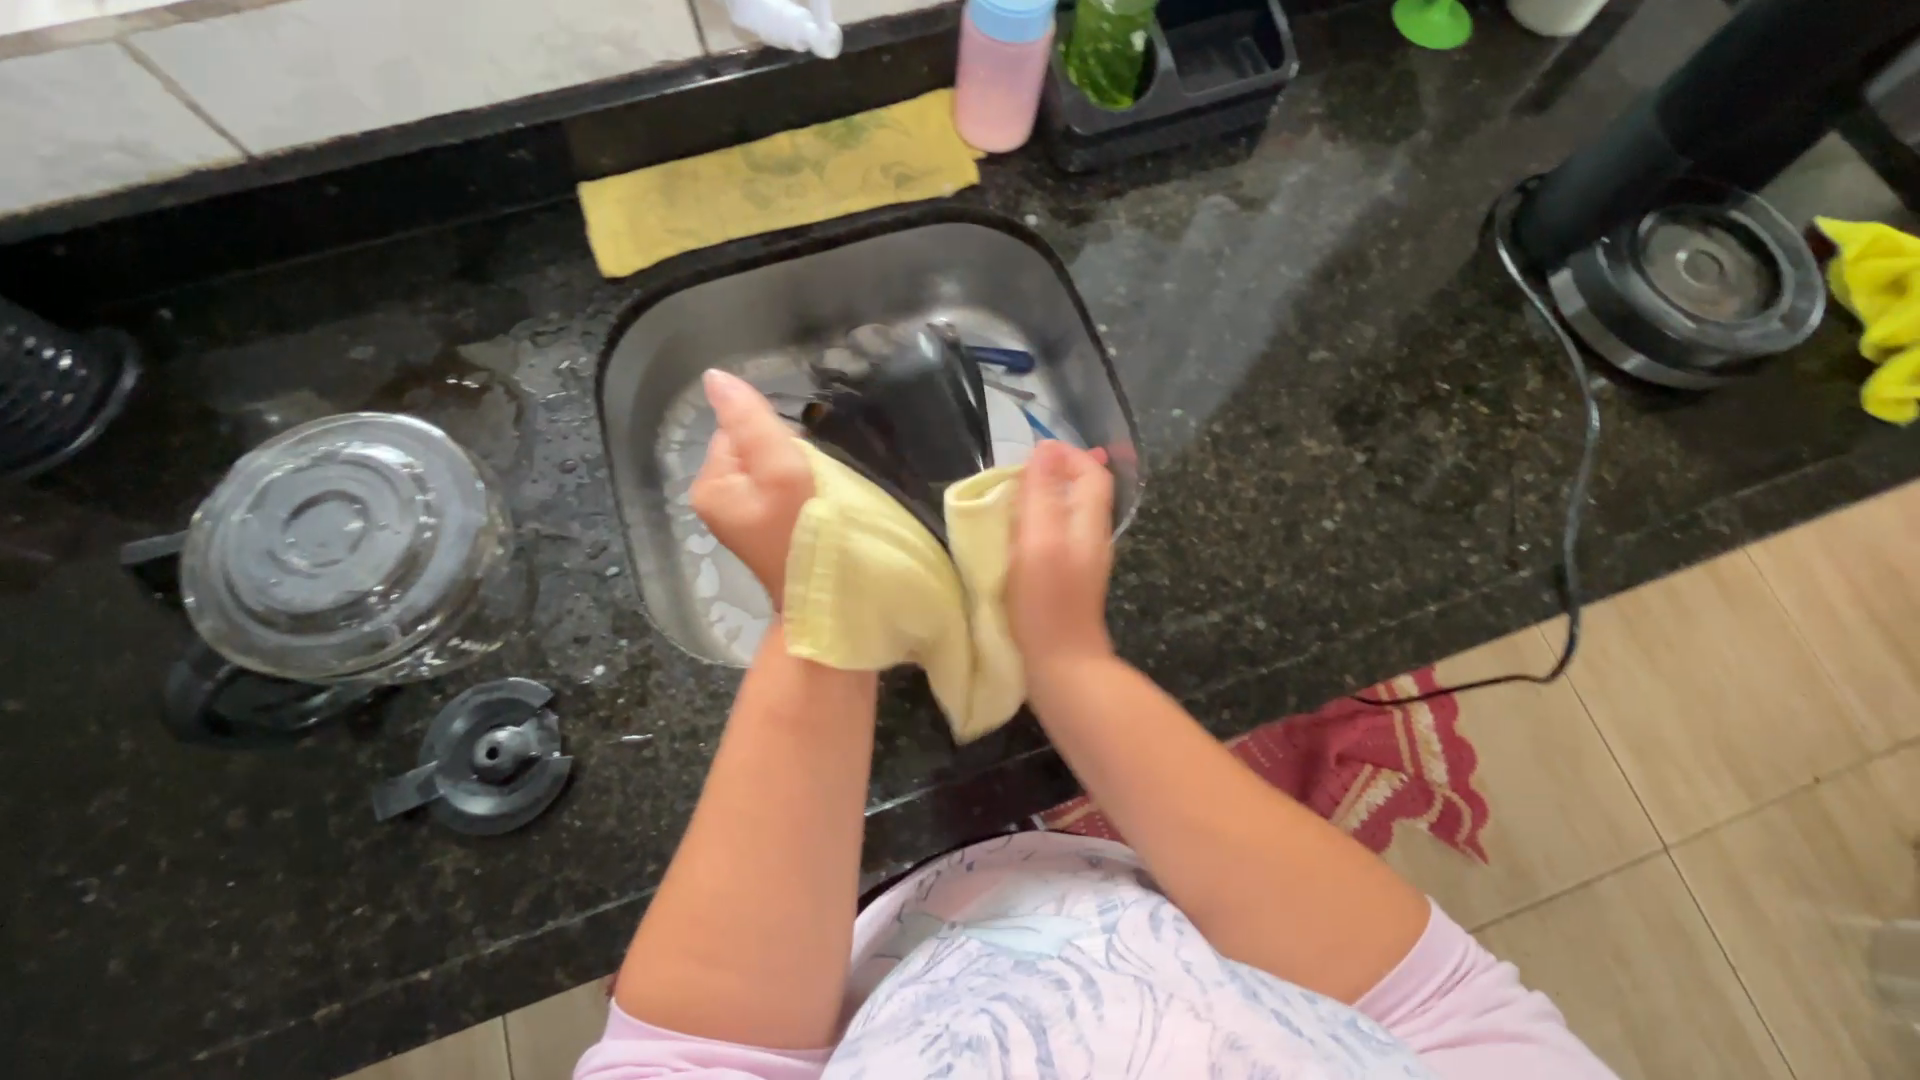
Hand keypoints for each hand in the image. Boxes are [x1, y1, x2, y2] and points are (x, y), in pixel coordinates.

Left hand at [690, 369, 814, 605]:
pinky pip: (784, 491)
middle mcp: (719, 500)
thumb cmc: (806, 532)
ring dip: (799, 474)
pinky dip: (803, 493)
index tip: (800, 461)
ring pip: (774, 467)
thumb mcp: (779, 467)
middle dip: (787, 455)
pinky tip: (817, 510)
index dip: (776, 435)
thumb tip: (714, 376)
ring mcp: (744, 517)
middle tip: (810, 483)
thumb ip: (750, 420)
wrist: (834, 599)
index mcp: (710, 484)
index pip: (739, 428)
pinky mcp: (769, 530)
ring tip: (817, 497)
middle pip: (756, 447)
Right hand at [1007, 439, 1115, 675]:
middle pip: (1080, 493)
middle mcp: (1091, 538)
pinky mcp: (1065, 583)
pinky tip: (1010, 541)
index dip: (1068, 455)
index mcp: (1089, 523)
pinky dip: (1034, 528)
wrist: (1061, 664)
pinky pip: (1054, 541)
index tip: (1032, 451)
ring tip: (1007, 503)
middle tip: (1012, 476)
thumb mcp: (1040, 539)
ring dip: (1040, 502)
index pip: (1092, 473)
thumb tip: (1045, 448)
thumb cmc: (1047, 600)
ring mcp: (1080, 563)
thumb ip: (1042, 493)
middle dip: (1051, 476)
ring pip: (1066, 517)